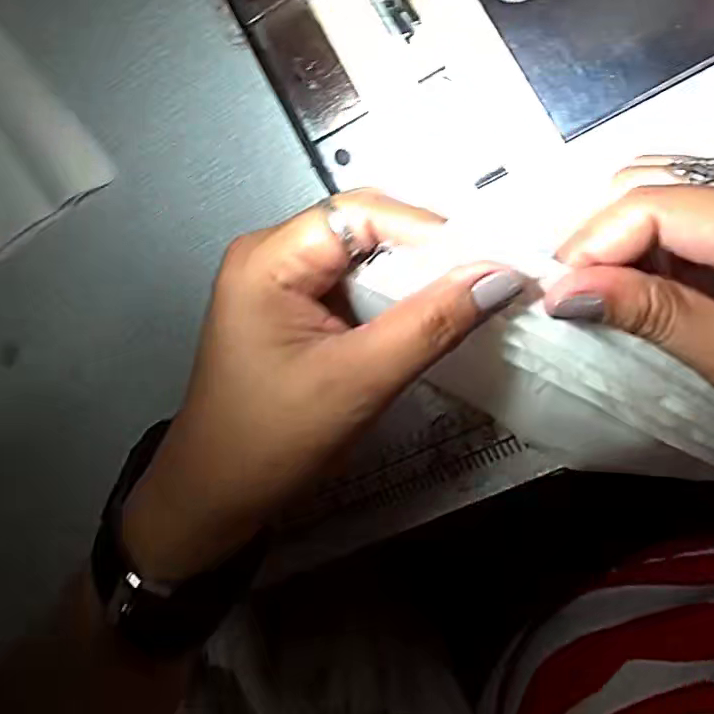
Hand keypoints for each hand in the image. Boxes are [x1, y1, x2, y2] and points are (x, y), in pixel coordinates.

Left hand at [121, 190, 521, 579]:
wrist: (216, 500)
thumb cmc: (270, 442)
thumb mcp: (359, 381)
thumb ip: (431, 324)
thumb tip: (497, 278)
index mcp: (269, 258)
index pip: (363, 213)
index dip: (429, 229)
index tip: (487, 260)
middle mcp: (276, 254)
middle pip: (369, 227)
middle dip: (430, 252)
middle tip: (488, 277)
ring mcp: (289, 279)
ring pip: (372, 255)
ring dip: (421, 275)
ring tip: (471, 295)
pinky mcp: (304, 305)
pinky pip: (364, 283)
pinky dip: (403, 296)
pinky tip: (435, 313)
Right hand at [543, 160, 713, 524]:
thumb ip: (657, 317)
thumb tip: (566, 291)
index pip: (658, 201)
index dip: (594, 242)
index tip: (557, 296)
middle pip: (661, 176)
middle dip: (606, 232)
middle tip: (581, 297)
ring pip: (677, 182)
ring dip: (633, 233)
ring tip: (618, 294)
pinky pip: (706, 202)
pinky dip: (667, 238)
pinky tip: (664, 284)